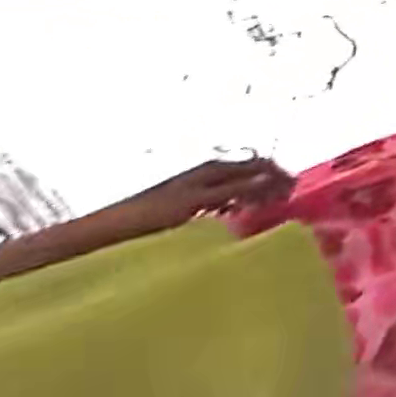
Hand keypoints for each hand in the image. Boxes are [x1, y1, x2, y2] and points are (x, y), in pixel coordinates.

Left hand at [103, 157, 292, 237]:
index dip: (280, 175)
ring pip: (240, 184)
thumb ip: (236, 188)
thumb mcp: (198, 201)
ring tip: (263, 210)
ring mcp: (198, 185)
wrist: (102, 232)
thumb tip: (275, 176)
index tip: (294, 192)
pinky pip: (225, 196)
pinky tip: (234, 216)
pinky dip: (238, 203)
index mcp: (216, 168)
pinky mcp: (187, 200)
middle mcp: (210, 171)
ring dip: (255, 194)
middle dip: (271, 183)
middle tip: (283, 202)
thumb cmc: (150, 214)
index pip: (262, 164)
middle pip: (253, 172)